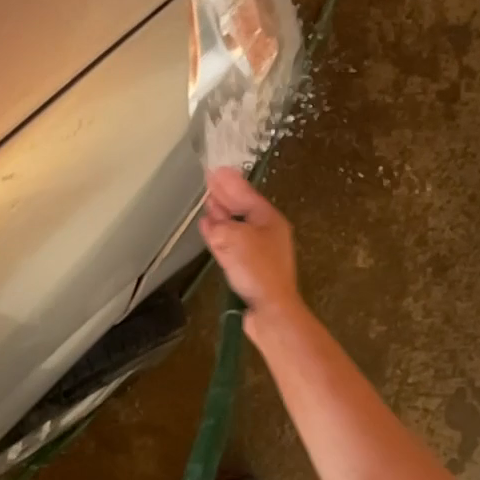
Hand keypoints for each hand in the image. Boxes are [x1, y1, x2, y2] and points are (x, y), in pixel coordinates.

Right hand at [198, 168, 301, 322]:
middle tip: (210, 180)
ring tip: (209, 202)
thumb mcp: (234, 239)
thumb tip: (212, 222)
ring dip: (222, 214)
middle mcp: (266, 232)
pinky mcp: (250, 267)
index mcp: (269, 219)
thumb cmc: (258, 270)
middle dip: (226, 195)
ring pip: (237, 225)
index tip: (216, 169)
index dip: (230, 182)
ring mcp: (259, 250)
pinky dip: (221, 234)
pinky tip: (210, 229)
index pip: (246, 194)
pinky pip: (233, 243)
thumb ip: (220, 226)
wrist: (270, 310)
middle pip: (243, 208)